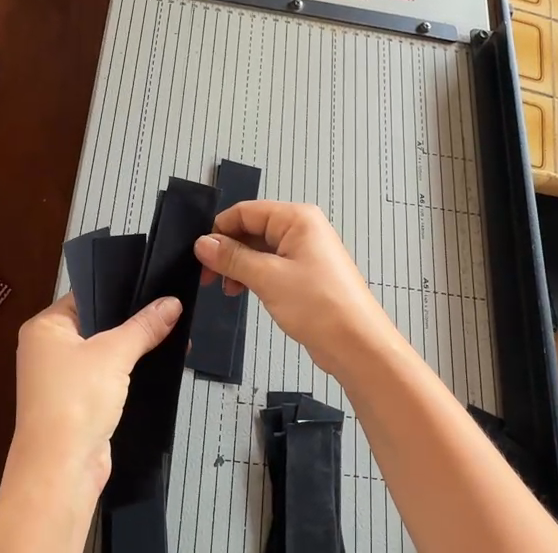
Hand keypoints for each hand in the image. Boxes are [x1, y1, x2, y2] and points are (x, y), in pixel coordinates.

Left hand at [8, 292, 180, 498]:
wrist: (61, 471)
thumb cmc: (76, 399)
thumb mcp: (114, 354)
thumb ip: (144, 327)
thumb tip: (173, 302)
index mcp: (44, 327)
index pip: (85, 296)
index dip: (118, 290)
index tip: (153, 283)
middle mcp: (47, 349)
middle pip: (97, 324)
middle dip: (131, 321)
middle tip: (168, 306)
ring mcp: (62, 379)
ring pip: (104, 353)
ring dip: (132, 349)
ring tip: (171, 331)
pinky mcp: (78, 404)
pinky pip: (107, 377)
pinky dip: (127, 372)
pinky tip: (157, 362)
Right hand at [194, 201, 395, 374]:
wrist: (358, 346)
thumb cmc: (317, 305)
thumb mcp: (268, 278)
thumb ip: (233, 258)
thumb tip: (202, 243)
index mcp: (297, 218)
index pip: (247, 211)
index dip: (220, 230)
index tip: (199, 256)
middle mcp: (302, 228)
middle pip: (253, 228)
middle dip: (228, 250)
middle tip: (208, 278)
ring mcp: (305, 252)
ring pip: (260, 249)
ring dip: (239, 266)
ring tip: (227, 289)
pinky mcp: (306, 274)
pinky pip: (272, 265)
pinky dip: (254, 276)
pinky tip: (243, 292)